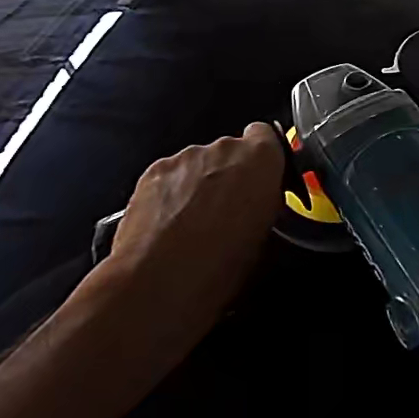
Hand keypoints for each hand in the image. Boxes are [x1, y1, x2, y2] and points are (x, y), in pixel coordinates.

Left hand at [103, 122, 285, 330]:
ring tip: (189, 226)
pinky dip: (169, 193)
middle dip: (228, 175)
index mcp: (260, 161)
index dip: (261, 159)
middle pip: (229, 151)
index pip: (265, 136)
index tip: (258, 182)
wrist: (161, 281)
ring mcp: (185, 157)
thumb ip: (264, 205)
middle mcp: (223, 149)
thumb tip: (257, 206)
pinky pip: (169, 175)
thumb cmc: (222, 266)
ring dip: (197, 185)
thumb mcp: (265, 239)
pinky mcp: (153, 170)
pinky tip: (165, 226)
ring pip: (197, 164)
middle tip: (224, 212)